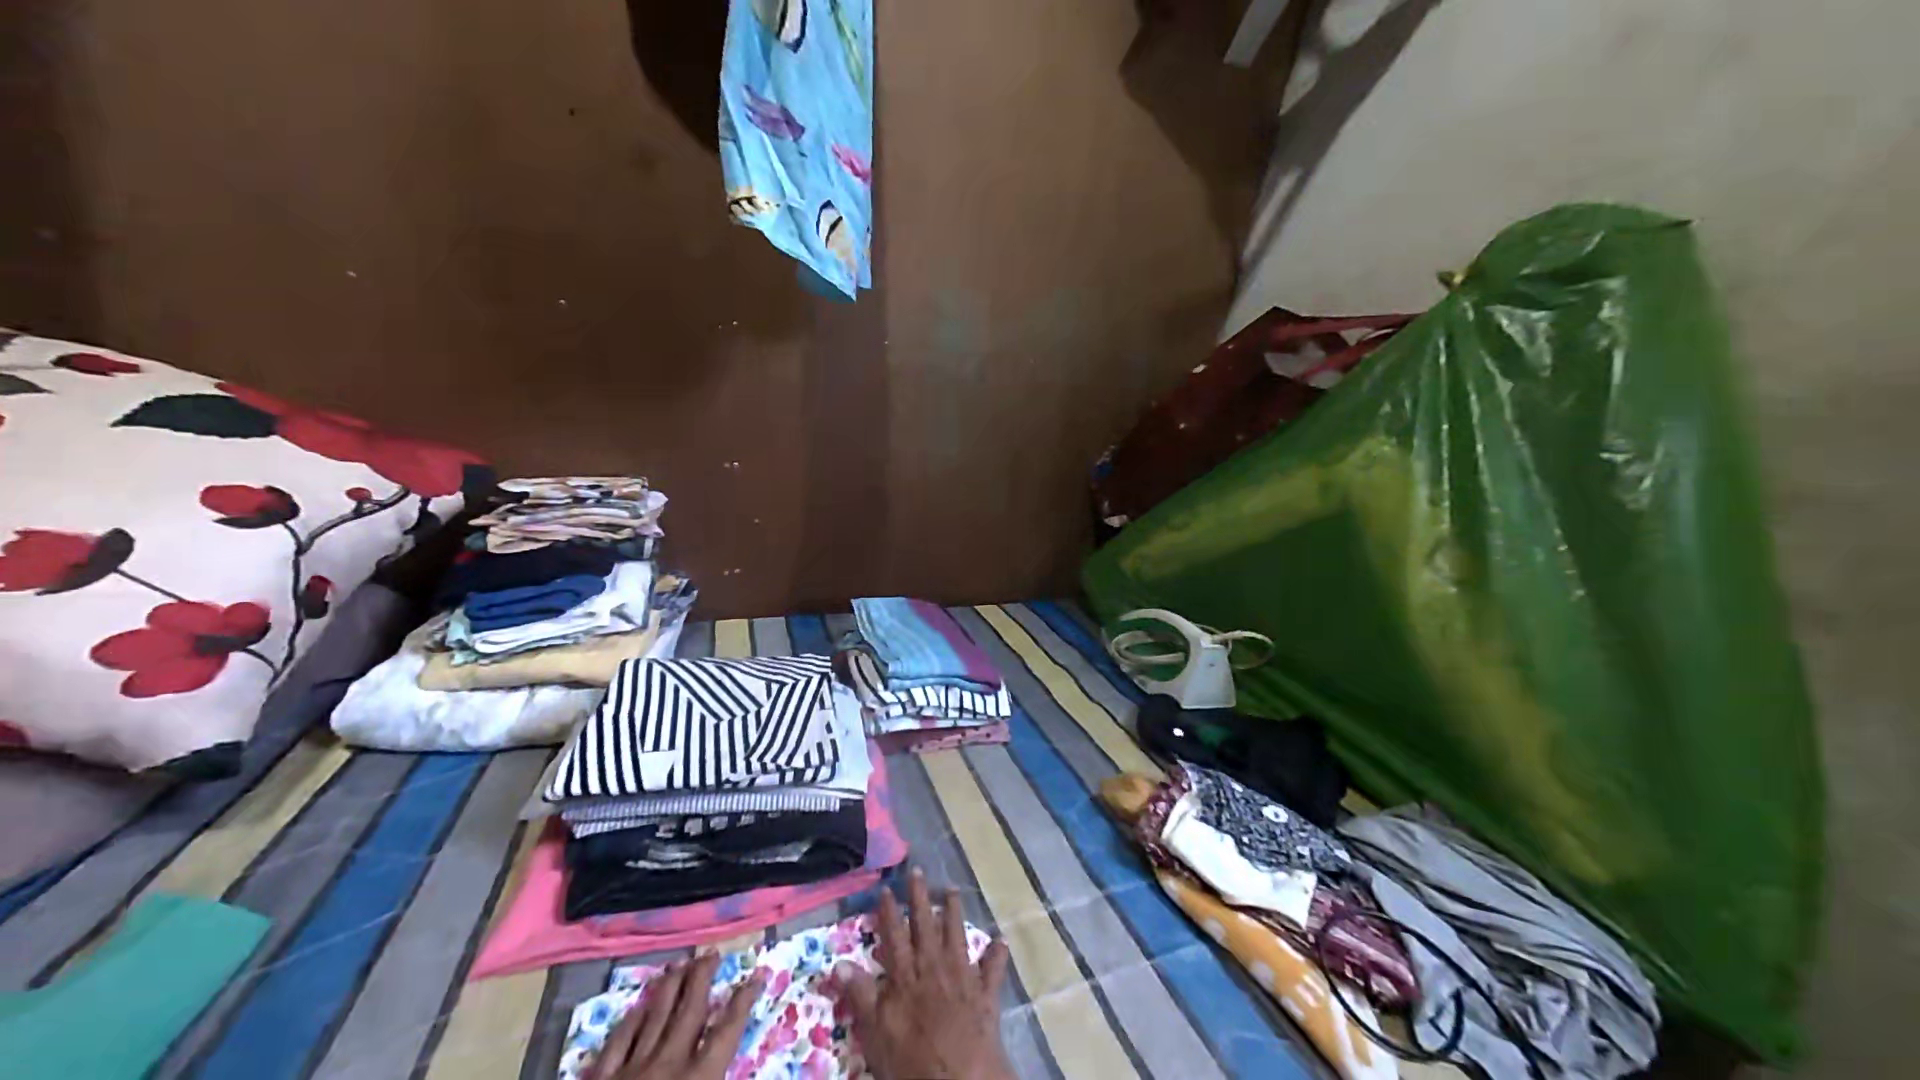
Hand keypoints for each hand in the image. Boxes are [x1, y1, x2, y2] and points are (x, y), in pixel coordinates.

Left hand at [591, 952, 765, 1079]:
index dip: (744, 1000)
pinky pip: (618, 1042)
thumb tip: (728, 1071)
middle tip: (712, 953)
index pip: (728, 1030)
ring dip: (670, 987)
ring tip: (680, 964)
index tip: (757, 974)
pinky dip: (631, 1020)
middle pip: (690, 1010)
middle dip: (703, 977)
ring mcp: (631, 1070)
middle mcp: (668, 1064)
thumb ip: (717, 1079)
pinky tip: (638, 1007)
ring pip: (655, 1016)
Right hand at [839, 868, 1013, 1079]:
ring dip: (954, 912)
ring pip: (957, 936)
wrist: (961, 1077)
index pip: (894, 936)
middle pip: (925, 926)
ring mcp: (962, 977)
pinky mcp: (985, 994)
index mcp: (906, 976)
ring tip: (953, 889)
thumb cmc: (912, 1059)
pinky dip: (997, 954)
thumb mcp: (875, 1031)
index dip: (889, 911)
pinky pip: (993, 969)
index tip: (886, 887)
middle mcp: (934, 967)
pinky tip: (1001, 939)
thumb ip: (860, 995)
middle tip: (918, 871)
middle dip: (920, 898)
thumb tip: (839, 963)